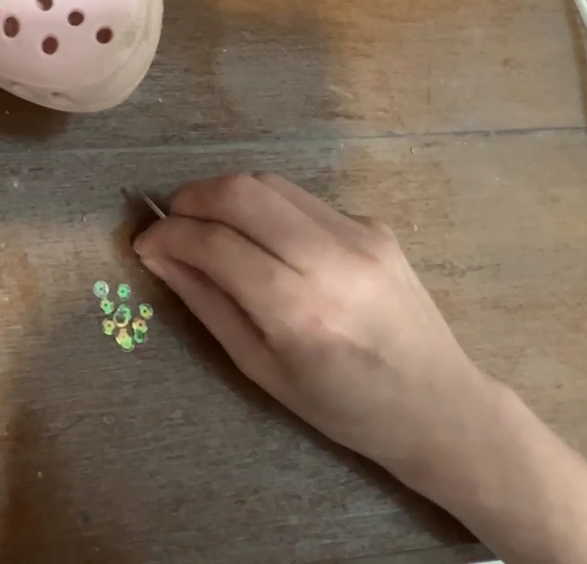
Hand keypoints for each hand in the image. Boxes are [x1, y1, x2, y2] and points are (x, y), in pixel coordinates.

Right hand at [134, 173, 501, 484]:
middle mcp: (331, 260)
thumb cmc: (342, 405)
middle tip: (173, 224)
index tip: (145, 243)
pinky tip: (261, 237)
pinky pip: (297, 197)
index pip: (213, 243)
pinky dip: (262, 206)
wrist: (441, 406)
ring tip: (208, 225)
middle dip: (190, 199)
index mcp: (301, 312)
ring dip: (223, 194)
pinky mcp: (371, 223)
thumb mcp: (259, 368)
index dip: (167, 235)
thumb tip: (157, 254)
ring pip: (266, 181)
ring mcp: (358, 234)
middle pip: (239, 191)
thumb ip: (204, 302)